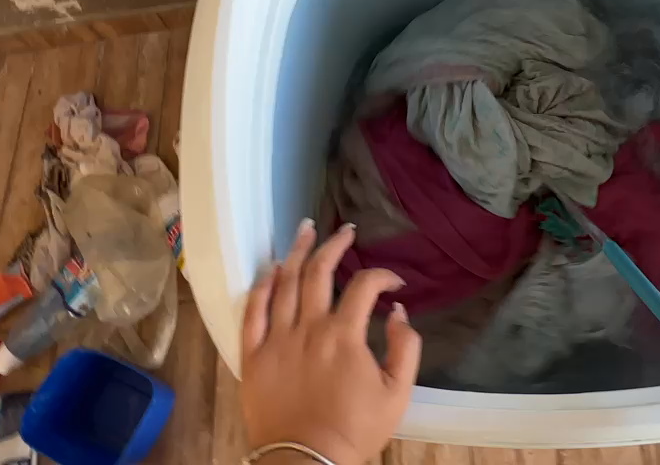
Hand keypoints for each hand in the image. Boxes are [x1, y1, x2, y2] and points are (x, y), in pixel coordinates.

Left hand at [241, 219, 420, 464]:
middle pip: (320, 270)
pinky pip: (253, 311)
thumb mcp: (397, 395)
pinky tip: (272, 267)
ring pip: (286, 281)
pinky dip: (263, 285)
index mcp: (344, 335)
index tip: (393, 282)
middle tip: (346, 230)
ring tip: (306, 229)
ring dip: (298, 251)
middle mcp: (309, 327)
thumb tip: (399, 310)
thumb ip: (406, 347)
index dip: (383, 275)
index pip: (365, 285)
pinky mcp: (253, 356)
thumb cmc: (354, 431)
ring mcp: (277, 339)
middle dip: (335, 243)